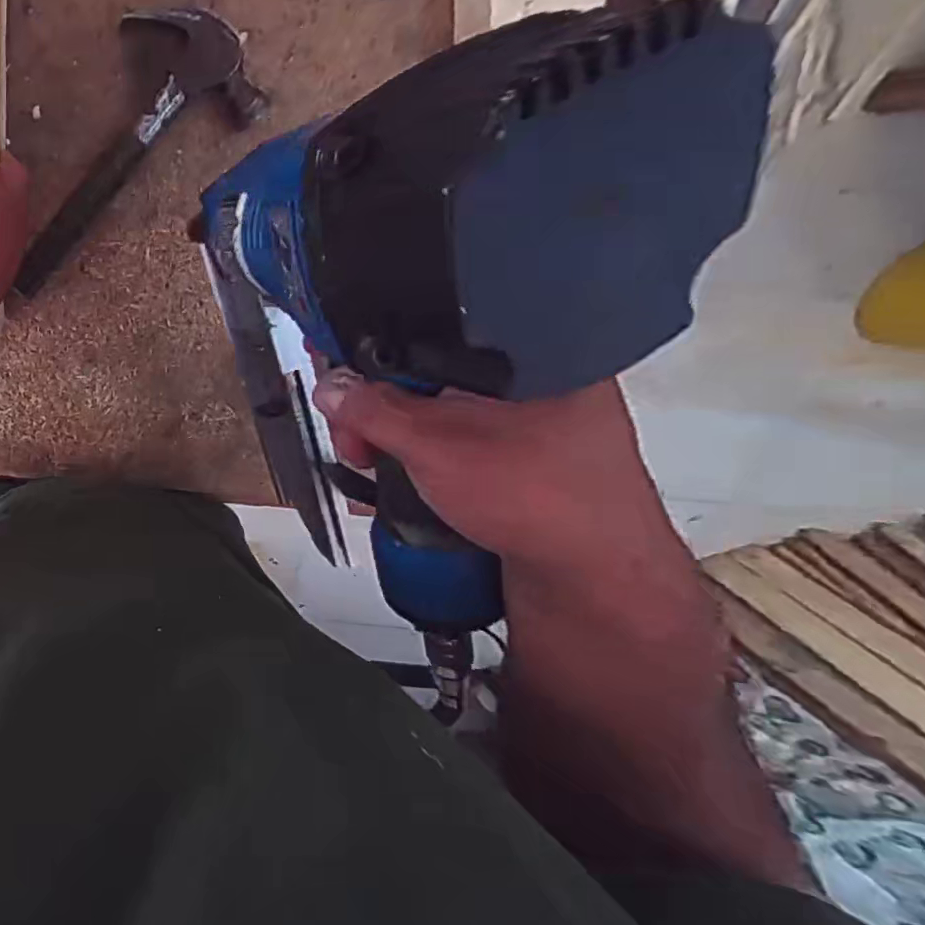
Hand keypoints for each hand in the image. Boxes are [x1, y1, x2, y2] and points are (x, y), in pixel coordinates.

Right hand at [311, 371, 677, 571]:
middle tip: (357, 446)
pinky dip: (419, 464)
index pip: (432, 342)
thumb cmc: (547, 502)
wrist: (591, 582)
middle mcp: (531, 391)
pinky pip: (451, 450)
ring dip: (394, 445)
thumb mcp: (437, 446)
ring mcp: (525, 432)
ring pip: (435, 422)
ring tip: (377, 471)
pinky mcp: (514, 467)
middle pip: (426, 386)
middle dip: (377, 417)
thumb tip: (333, 388)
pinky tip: (401, 484)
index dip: (376, 359)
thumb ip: (375, 412)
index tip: (339, 376)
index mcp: (531, 360)